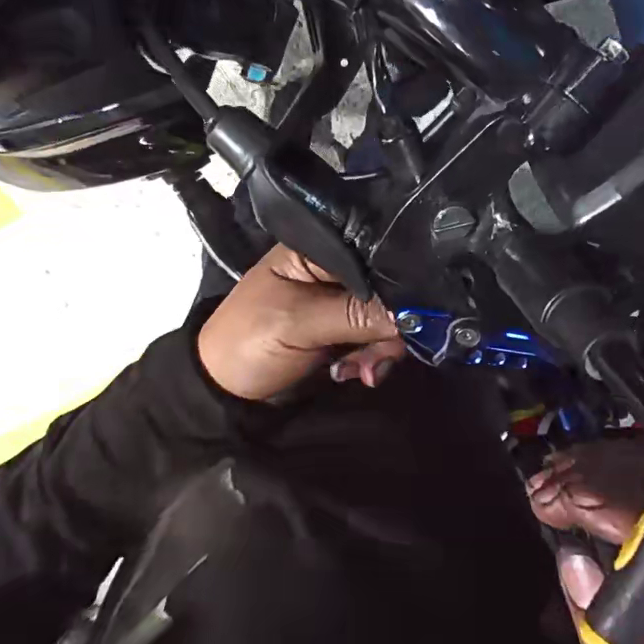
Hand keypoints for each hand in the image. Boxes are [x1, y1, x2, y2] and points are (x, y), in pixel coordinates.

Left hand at [196, 244, 405, 400]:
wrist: (225, 392)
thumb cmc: (248, 342)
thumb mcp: (298, 323)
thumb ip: (355, 314)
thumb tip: (417, 311)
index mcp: (317, 250)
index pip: (373, 251)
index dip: (398, 280)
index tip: (414, 313)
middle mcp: (334, 270)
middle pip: (386, 287)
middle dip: (389, 325)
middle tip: (376, 358)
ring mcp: (340, 302)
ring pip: (387, 317)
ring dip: (380, 349)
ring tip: (361, 372)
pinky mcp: (344, 331)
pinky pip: (376, 340)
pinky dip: (372, 360)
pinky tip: (354, 374)